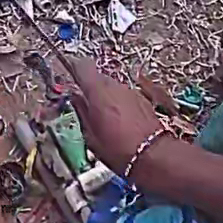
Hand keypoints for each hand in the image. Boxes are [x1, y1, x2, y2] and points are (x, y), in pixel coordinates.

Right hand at [65, 56, 162, 175]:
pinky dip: (119, 102)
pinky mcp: (142, 99)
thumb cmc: (118, 149)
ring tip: (102, 116)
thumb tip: (75, 98)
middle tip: (84, 102)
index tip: (69, 74)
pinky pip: (124, 95)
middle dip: (90, 86)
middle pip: (98, 76)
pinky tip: (118, 119)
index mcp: (98, 92)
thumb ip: (81, 111)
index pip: (83, 67)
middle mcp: (115, 86)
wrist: (152, 155)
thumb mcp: (90, 135)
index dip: (74, 68)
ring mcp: (130, 91)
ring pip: (112, 86)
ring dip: (105, 95)